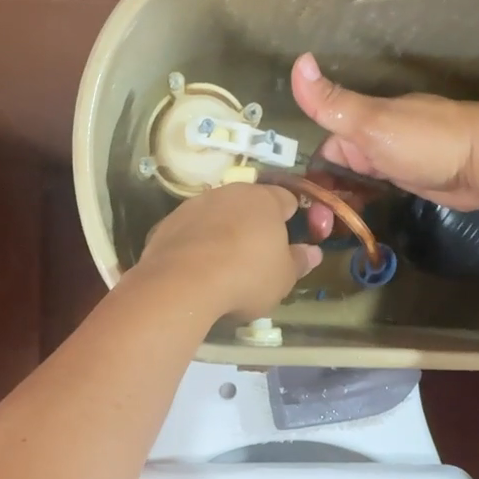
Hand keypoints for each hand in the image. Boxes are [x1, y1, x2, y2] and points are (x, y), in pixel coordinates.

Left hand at [129, 183, 321, 319]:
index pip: (285, 198)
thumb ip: (298, 262)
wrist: (183, 284)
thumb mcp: (282, 278)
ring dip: (220, 232)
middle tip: (255, 253)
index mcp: (263, 199)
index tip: (289, 236)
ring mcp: (192, 206)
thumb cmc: (246, 277)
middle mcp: (227, 193)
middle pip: (246, 204)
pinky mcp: (165, 225)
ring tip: (221, 264)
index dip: (290, 216)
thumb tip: (313, 253)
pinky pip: (188, 233)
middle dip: (252, 223)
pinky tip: (194, 270)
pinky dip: (194, 245)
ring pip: (214, 215)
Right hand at [290, 52, 478, 215]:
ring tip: (335, 232)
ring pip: (354, 184)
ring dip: (342, 205)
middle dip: (326, 197)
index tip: (307, 208)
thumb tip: (299, 62)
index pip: (323, 152)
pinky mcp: (409, 179)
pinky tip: (358, 222)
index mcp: (363, 122)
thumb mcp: (371, 122)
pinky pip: (374, 192)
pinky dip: (362, 206)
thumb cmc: (427, 141)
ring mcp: (393, 159)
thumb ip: (333, 102)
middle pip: (336, 170)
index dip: (311, 178)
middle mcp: (374, 139)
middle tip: (324, 228)